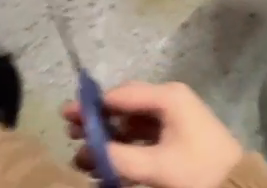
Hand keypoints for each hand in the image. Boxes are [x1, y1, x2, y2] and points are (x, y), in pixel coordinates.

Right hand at [63, 82, 244, 187]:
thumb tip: (88, 151)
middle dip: (97, 122)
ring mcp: (173, 119)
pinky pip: (143, 138)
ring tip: (81, 155)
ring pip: (132, 125)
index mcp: (168, 97)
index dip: (93, 105)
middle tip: (69, 130)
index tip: (68, 114)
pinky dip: (124, 149)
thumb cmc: (198, 170)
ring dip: (108, 139)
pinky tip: (107, 164)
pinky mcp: (177, 137)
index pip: (122, 95)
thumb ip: (121, 157)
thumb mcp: (158, 166)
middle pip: (125, 107)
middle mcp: (169, 101)